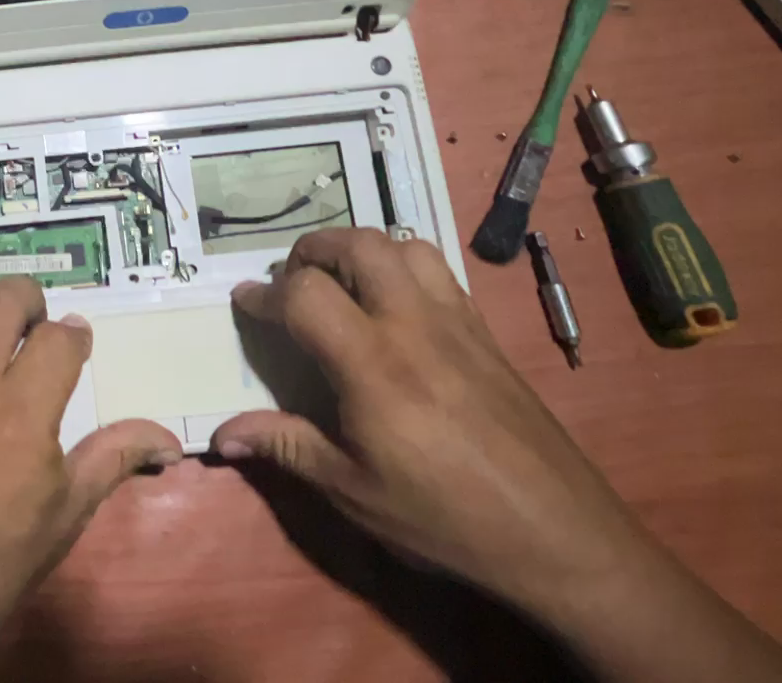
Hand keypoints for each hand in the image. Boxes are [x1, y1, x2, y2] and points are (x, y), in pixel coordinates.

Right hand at [209, 228, 649, 613]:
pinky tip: (393, 306)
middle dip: (312, 250)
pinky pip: (439, 271)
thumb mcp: (352, 490)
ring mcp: (456, 323)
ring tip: (340, 284)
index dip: (265, 294)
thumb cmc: (444, 517)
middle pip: (358, 245)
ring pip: (404, 246)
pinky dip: (401, 266)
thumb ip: (285, 446)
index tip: (245, 302)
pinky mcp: (485, 333)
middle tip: (292, 283)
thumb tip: (221, 435)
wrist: (560, 537)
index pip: (305, 295)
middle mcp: (414, 325)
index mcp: (373, 364)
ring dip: (361, 250)